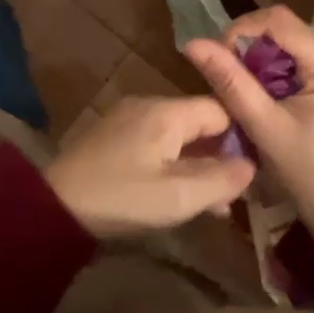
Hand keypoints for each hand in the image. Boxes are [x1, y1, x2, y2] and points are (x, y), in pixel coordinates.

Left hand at [43, 96, 255, 238]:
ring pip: (178, 136)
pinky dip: (174, 165)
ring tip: (214, 206)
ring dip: (198, 166)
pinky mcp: (114, 138)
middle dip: (220, 156)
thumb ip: (221, 181)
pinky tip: (179, 196)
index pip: (219, 110)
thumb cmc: (122, 197)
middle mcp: (148, 106)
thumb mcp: (178, 196)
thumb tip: (252, 166)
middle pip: (198, 123)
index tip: (257, 170)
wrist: (56, 205)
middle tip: (237, 195)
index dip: (242, 138)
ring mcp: (128, 120)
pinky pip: (157, 144)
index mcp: (166, 112)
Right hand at [183, 7, 313, 237]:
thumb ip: (229, 82)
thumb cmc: (306, 172)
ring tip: (244, 86)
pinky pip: (302, 58)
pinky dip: (277, 68)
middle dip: (251, 45)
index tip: (219, 55)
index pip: (279, 21)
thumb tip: (192, 43)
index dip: (242, 29)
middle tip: (227, 73)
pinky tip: (266, 93)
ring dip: (262, 57)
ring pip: (292, 42)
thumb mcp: (263, 126)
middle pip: (287, 29)